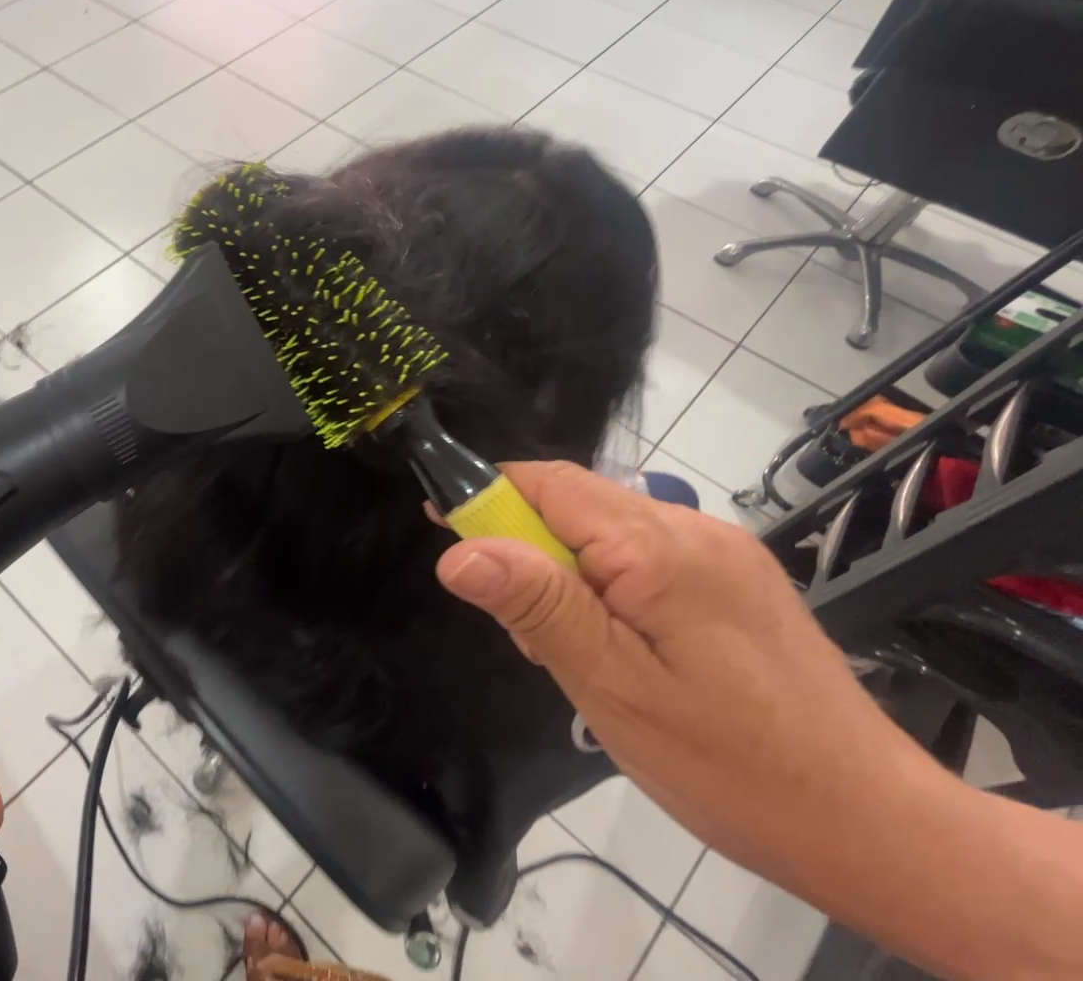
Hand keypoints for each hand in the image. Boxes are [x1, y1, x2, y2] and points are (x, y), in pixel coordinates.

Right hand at [429, 462, 943, 890]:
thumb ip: (538, 607)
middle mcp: (695, 530)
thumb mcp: (613, 687)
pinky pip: (642, 556)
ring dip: (561, 570)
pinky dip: (601, 585)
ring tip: (569, 651)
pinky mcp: (736, 583)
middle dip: (524, 544)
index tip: (438, 523)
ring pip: (605, 529)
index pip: (549, 484)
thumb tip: (459, 551)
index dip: (485, 495)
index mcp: (662, 549)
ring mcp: (723, 554)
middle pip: (576, 500)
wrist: (871, 825)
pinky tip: (612, 647)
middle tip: (518, 627)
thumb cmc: (728, 764)